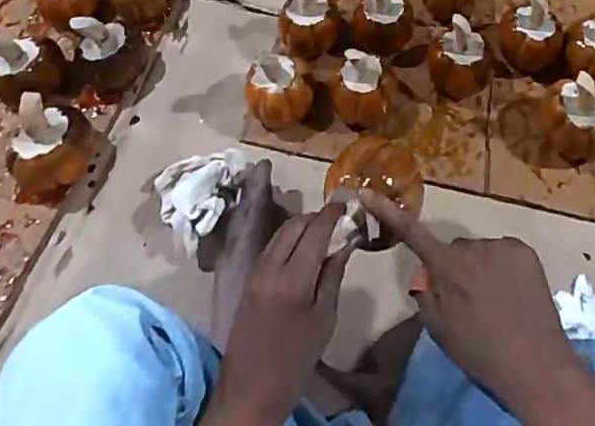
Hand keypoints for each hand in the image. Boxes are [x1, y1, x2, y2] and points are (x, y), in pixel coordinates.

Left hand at [203, 204, 355, 425]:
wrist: (249, 391)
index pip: (315, 231)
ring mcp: (255, 272)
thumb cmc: (295, 361)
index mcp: (293, 279)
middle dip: (315, 217)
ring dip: (300, 226)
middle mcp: (270, 267)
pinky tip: (301, 249)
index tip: (344, 203)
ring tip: (320, 232)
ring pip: (280, 233)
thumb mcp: (324, 320)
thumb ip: (333, 276)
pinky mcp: (248, 279)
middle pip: (294, 225)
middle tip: (335, 220)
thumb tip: (346, 242)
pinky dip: (287, 239)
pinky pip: (271, 246)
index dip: (330, 214)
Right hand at [360, 193, 594, 424]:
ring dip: (483, 268)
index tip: (366, 191)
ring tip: (497, 302)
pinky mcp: (523, 250)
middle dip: (456, 266)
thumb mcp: (441, 331)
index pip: (410, 232)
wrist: (537, 366)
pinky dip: (505, 268)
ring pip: (481, 251)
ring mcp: (499, 245)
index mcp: (446, 268)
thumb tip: (425, 271)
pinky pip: (503, 252)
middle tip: (470, 302)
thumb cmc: (481, 353)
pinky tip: (514, 294)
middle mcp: (470, 247)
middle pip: (454, 249)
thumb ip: (425, 294)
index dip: (387, 211)